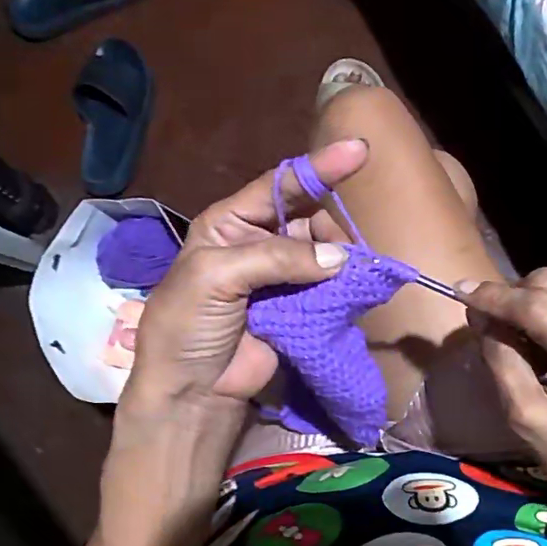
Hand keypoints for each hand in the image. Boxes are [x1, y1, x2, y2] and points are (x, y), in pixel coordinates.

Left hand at [115, 139, 368, 433]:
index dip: (318, 168)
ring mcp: (279, 280)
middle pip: (309, 219)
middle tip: (341, 258)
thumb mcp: (216, 277)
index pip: (279, 186)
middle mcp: (256, 244)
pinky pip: (328, 290)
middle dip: (330, 231)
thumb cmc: (187, 326)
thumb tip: (340, 259)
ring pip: (324, 255)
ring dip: (339, 263)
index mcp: (228, 225)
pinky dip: (342, 289)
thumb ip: (276, 258)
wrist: (191, 394)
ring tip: (344, 280)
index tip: (359, 151)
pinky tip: (350, 292)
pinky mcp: (297, 311)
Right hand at [462, 268, 546, 496]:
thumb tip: (479, 312)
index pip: (541, 309)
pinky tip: (537, 343)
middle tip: (487, 329)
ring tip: (517, 343)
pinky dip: (538, 310)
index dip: (497, 297)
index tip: (459, 294)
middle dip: (508, 299)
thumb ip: (501, 361)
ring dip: (522, 304)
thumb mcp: (521, 414)